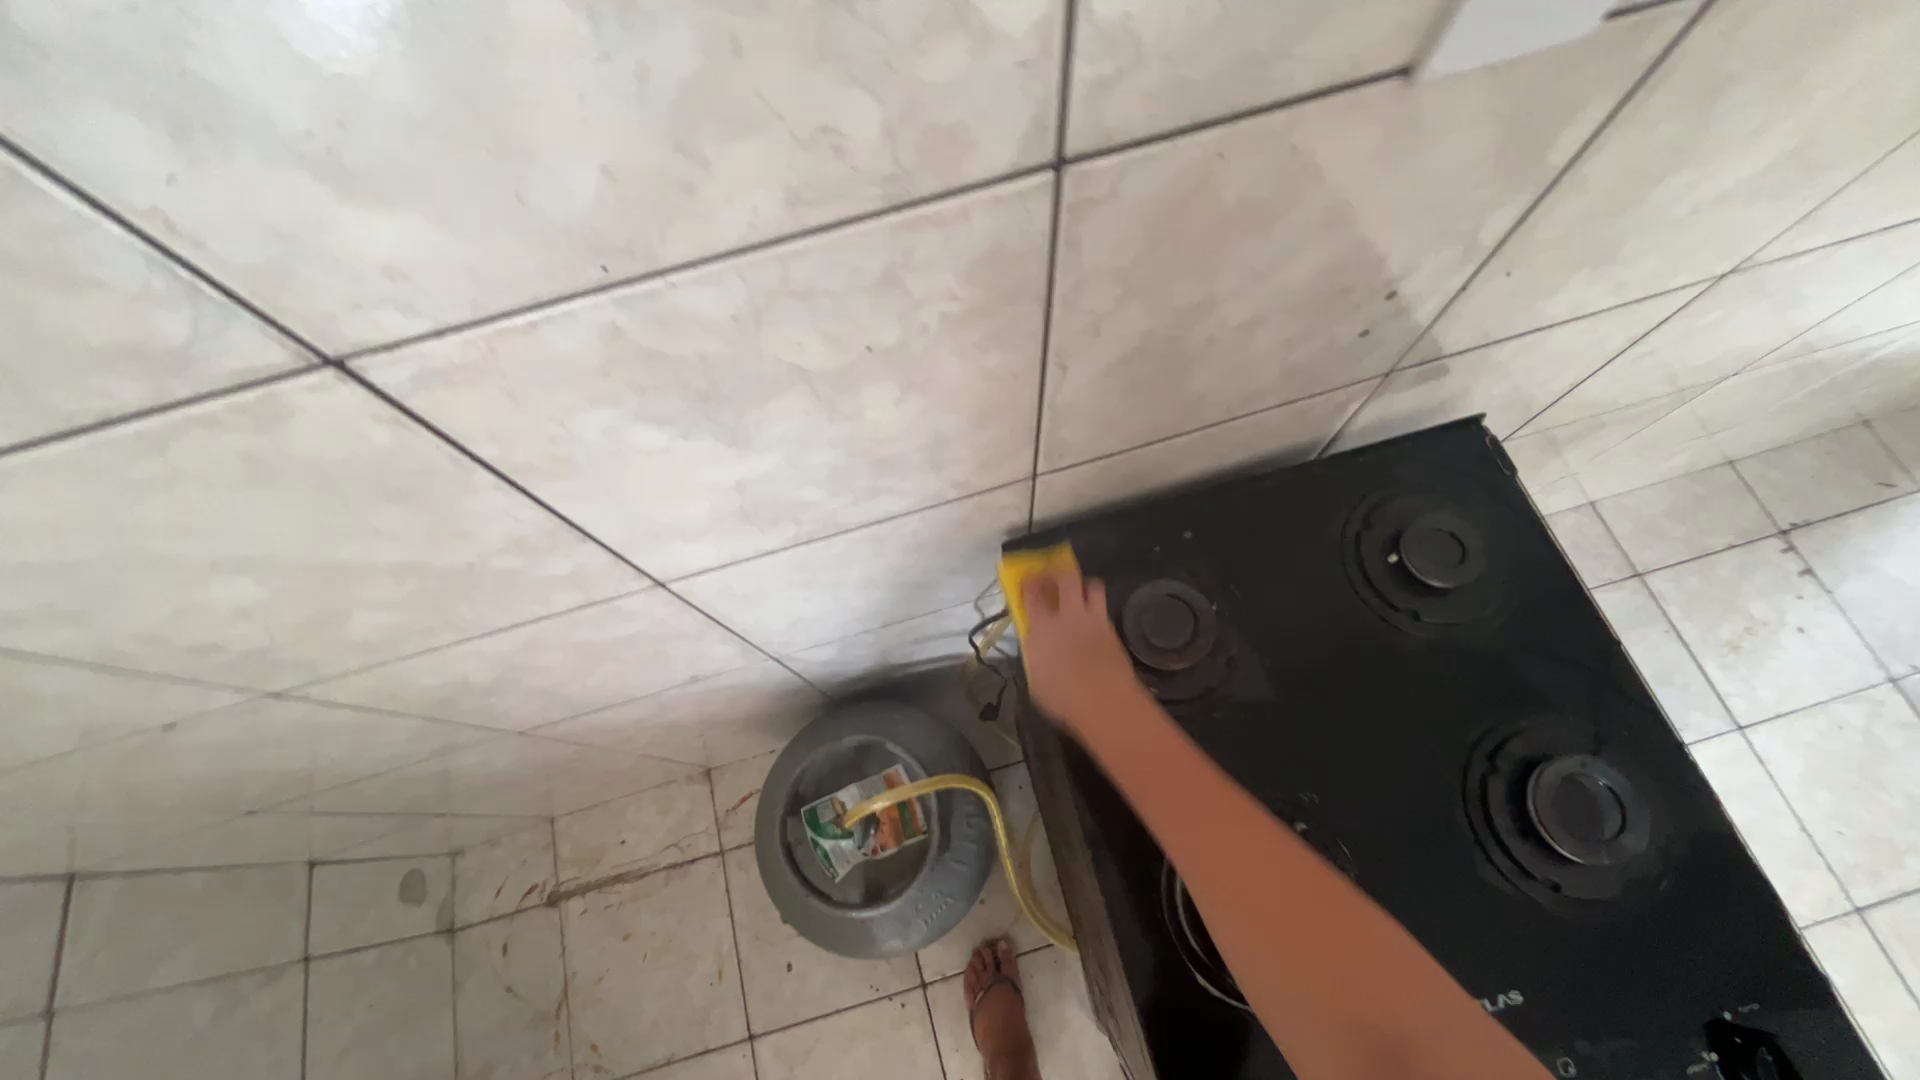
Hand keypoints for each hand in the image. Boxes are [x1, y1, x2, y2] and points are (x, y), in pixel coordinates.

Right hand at [1018, 566, 1147, 735]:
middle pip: (1065, 578)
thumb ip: (1035, 654)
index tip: (1026, 580)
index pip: (1032, 593)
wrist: (1106, 703)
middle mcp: (1069, 616)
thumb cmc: (1063, 698)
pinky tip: (1091, 621)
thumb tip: (1036, 647)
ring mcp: (1094, 620)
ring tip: (1078, 592)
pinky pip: (1103, 607)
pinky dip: (1096, 607)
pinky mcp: (1112, 630)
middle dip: (1057, 572)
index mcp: (1043, 627)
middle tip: (1052, 576)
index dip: (1028, 582)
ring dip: (1083, 584)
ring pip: (1091, 585)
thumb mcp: (1036, 679)